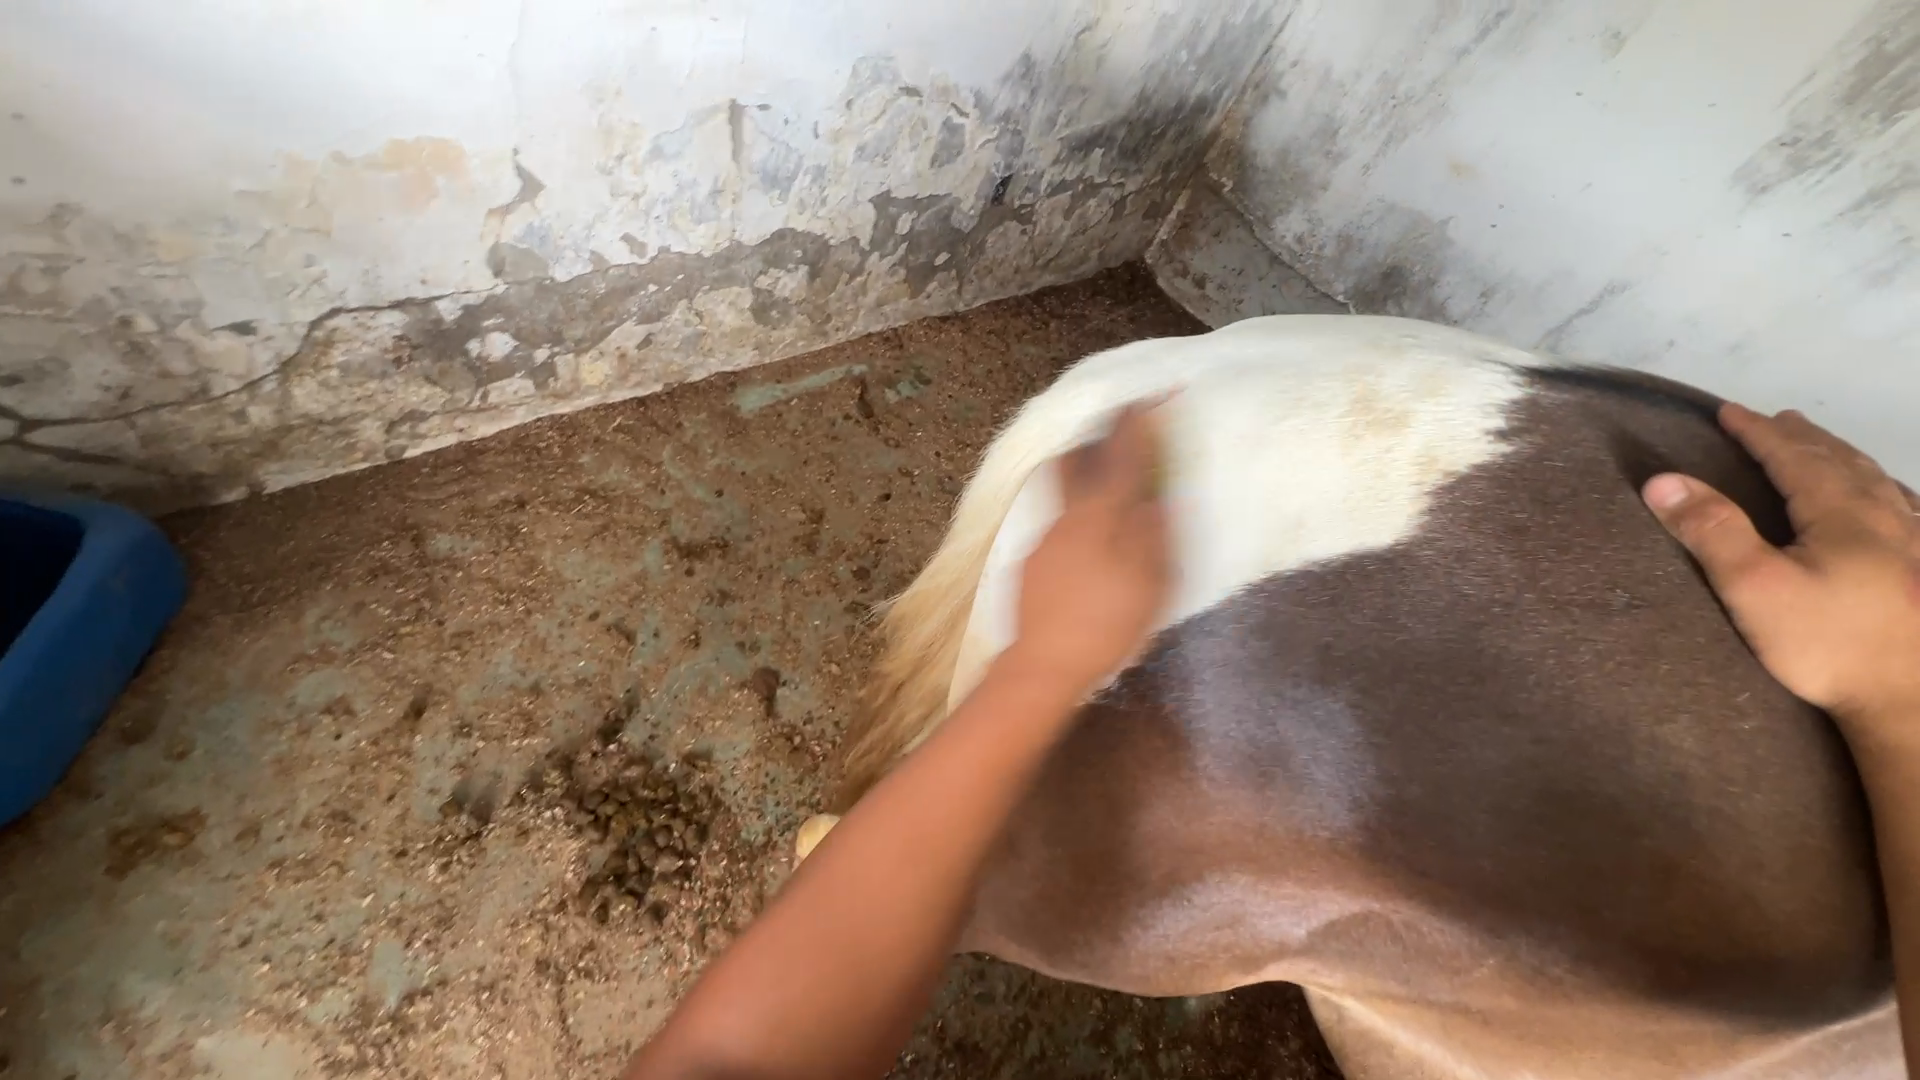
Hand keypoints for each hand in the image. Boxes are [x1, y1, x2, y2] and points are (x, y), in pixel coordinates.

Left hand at [1009, 401, 1173, 696]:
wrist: (1043, 666)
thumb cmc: (1107, 626)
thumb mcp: (1150, 581)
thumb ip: (1154, 529)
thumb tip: (1157, 490)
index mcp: (1098, 515)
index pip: (1120, 452)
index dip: (1137, 420)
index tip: (1153, 396)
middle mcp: (1063, 516)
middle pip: (1073, 458)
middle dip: (1098, 438)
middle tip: (1121, 438)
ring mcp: (1039, 538)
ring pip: (1060, 489)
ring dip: (1083, 476)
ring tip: (1107, 489)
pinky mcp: (1026, 561)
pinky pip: (1052, 521)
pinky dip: (1073, 515)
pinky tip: (1085, 543)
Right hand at [1642, 403, 1919, 742]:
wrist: (1916, 701)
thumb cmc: (1827, 641)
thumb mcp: (1752, 585)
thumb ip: (1710, 529)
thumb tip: (1661, 479)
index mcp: (1844, 516)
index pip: (1795, 460)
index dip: (1759, 434)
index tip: (1728, 412)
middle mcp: (1887, 520)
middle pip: (1843, 464)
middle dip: (1804, 439)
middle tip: (1777, 419)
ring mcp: (1916, 547)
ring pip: (1879, 485)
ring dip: (1842, 460)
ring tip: (1821, 449)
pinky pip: (1904, 512)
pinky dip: (1880, 492)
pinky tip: (1883, 504)